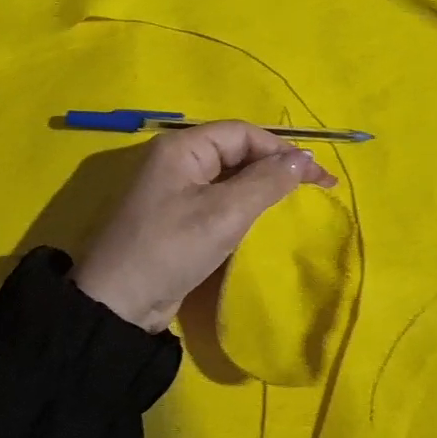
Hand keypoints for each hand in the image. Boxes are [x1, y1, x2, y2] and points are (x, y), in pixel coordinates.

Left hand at [70, 122, 337, 332]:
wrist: (118, 304)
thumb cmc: (171, 247)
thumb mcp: (224, 213)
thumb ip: (266, 182)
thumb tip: (303, 158)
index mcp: (182, 147)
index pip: (243, 133)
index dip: (282, 149)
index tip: (318, 175)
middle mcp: (177, 161)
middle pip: (236, 151)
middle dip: (275, 166)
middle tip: (315, 188)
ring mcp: (174, 190)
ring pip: (229, 177)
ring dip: (262, 187)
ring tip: (296, 203)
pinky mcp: (175, 218)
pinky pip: (217, 200)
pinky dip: (244, 206)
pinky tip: (264, 220)